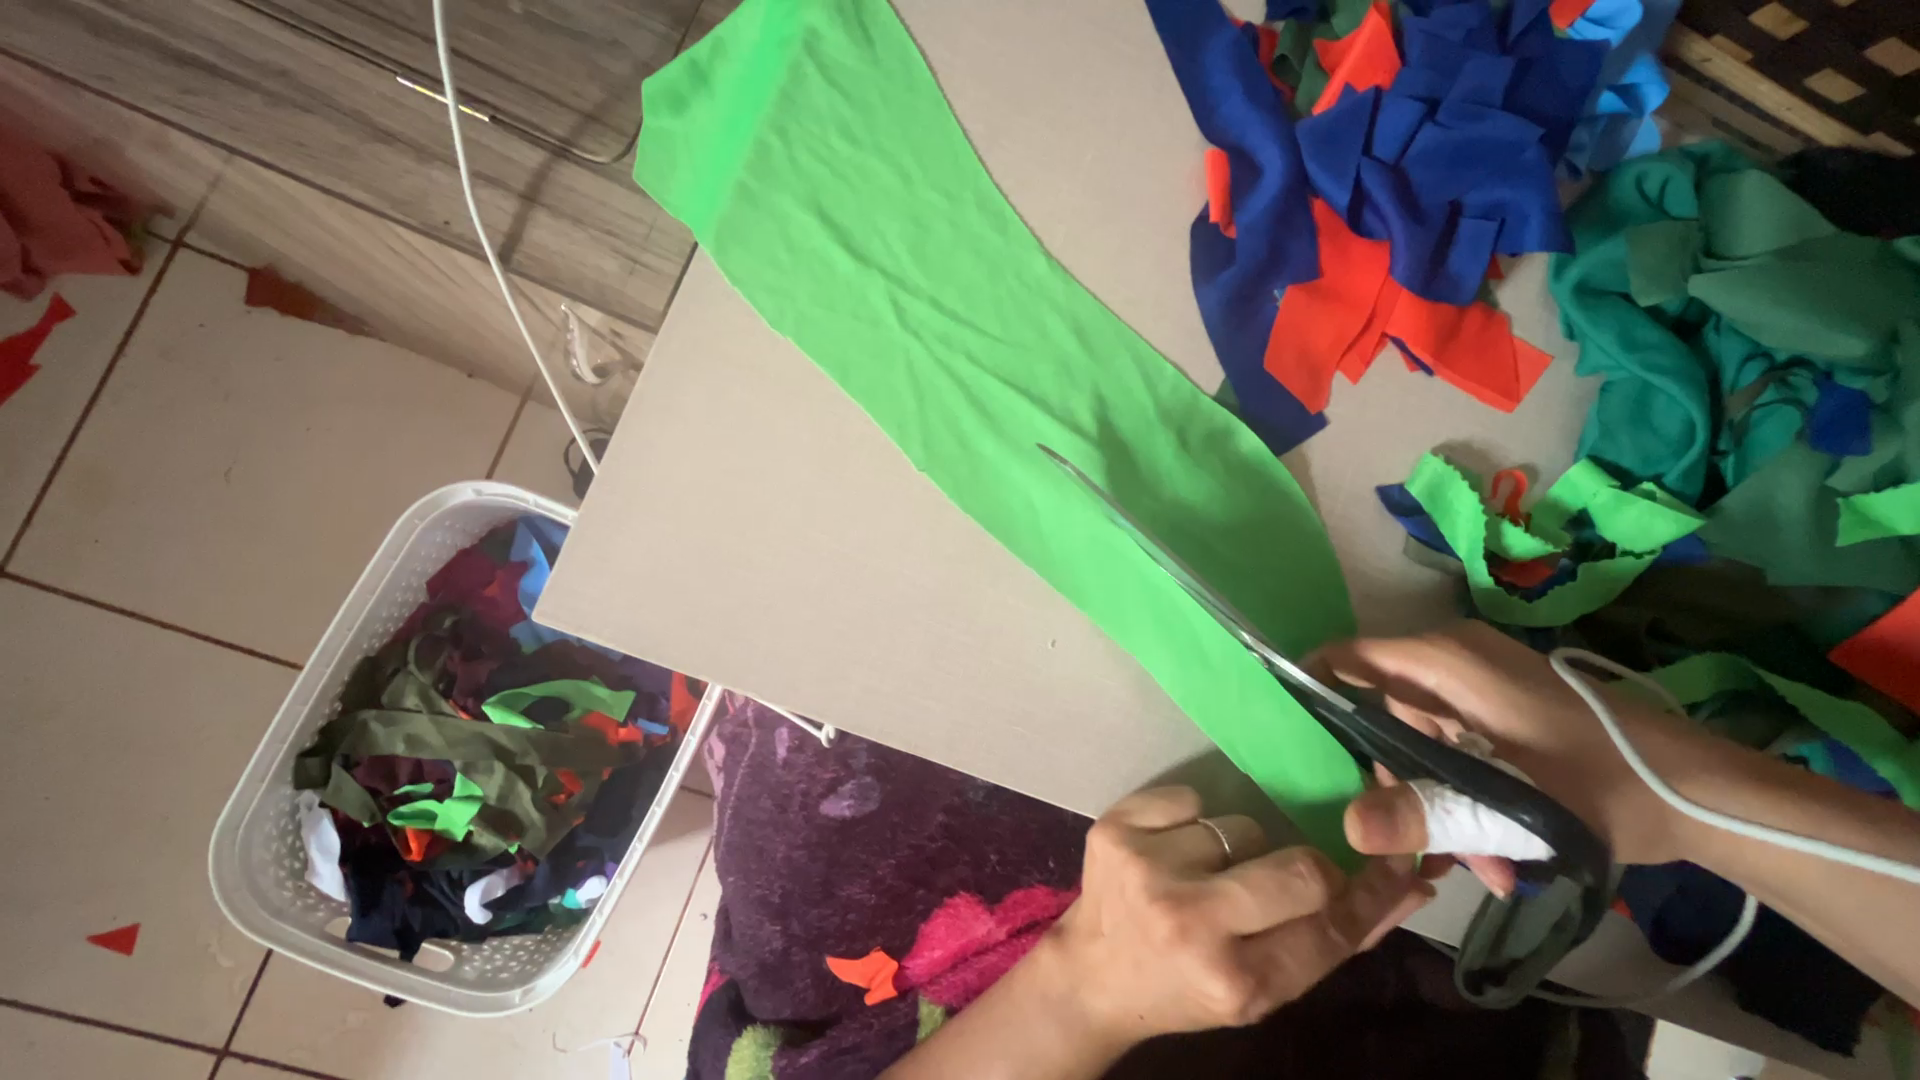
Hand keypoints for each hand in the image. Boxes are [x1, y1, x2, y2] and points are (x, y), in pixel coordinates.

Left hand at [1045, 786, 1431, 1045]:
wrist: (1093, 975)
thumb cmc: (1187, 987)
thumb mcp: (1263, 989)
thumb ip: (1333, 941)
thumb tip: (1408, 886)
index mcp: (1235, 981)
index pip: (1333, 927)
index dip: (1373, 891)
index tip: (1394, 862)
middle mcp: (1189, 921)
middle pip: (1300, 868)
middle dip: (1309, 868)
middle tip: (1286, 878)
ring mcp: (1146, 870)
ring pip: (1243, 826)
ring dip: (1238, 849)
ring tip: (1207, 877)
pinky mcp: (1114, 829)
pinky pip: (1190, 798)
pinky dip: (1192, 819)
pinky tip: (1173, 850)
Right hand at [1312, 622, 1718, 886]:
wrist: (1710, 798)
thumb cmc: (1606, 788)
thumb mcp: (1512, 809)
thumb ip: (1424, 813)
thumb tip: (1344, 826)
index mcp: (1445, 661)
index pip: (1346, 656)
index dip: (1310, 688)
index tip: (1290, 739)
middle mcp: (1454, 659)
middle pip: (1380, 709)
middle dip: (1397, 779)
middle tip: (1415, 840)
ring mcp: (1479, 680)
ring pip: (1419, 735)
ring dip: (1438, 798)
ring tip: (1477, 863)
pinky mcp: (1501, 704)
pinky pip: (1454, 742)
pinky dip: (1465, 791)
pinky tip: (1497, 850)